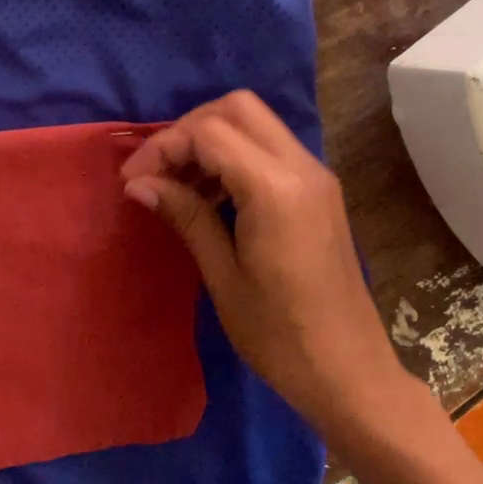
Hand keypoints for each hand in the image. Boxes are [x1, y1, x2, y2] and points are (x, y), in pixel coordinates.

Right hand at [119, 91, 414, 432]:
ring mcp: (316, 177)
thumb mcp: (222, 277)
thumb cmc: (279, 337)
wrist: (350, 375)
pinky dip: (232, 156)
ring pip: (254, 123)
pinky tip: (209, 196)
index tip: (132, 182)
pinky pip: (268, 149)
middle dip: (187, 130)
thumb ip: (185, 216)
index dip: (162, 147)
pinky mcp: (318, 192)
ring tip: (176, 186)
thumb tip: (138, 183)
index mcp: (276, 190)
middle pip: (236, 109)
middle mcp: (302, 169)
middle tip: (156, 172)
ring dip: (209, 141)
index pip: (208, 132)